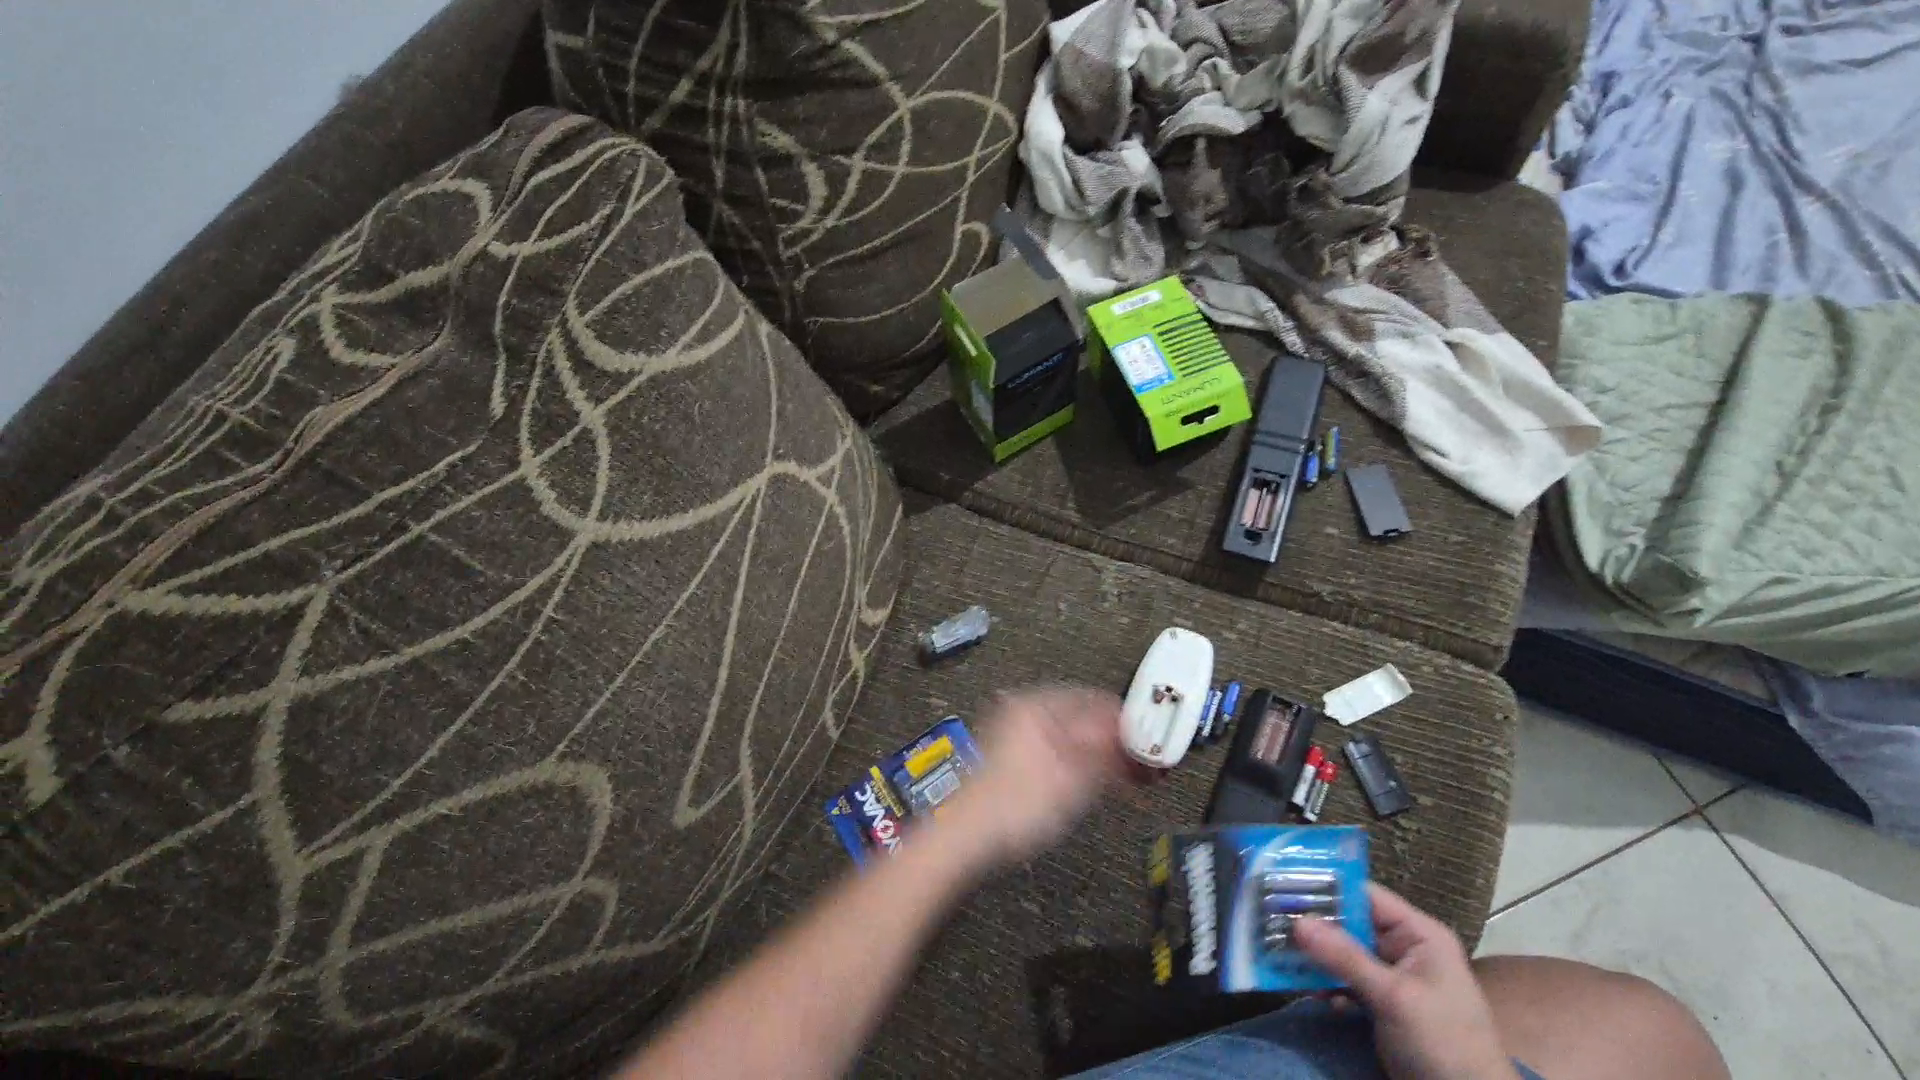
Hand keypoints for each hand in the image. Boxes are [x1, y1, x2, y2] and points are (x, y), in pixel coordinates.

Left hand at [935, 687, 1129, 865]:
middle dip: (1112, 741)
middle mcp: (1021, 712)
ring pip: (1068, 737)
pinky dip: (1077, 765)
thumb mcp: (1074, 776)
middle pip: (1081, 718)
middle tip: (1140, 762)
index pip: (1095, 699)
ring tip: (1123, 777)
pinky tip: (1092, 785)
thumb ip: (1108, 750)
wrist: (966, 835)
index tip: (1147, 740)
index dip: (1126, 722)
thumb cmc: (1011, 805)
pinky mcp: (1010, 760)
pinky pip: (1054, 753)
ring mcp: (1013, 735)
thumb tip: (1133, 733)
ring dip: (1097, 755)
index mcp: (1035, 704)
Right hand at [1293, 884, 1521, 1079]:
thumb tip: (1297, 921)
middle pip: (1349, 924)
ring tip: (1276, 953)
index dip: (1326, 888)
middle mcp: (1404, 949)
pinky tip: (1303, 990)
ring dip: (1314, 958)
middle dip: (1312, 926)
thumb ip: (1345, 958)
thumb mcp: (1394, 998)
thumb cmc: (1443, 1043)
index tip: (1282, 885)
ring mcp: (1392, 979)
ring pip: (1343, 955)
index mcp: (1418, 935)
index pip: (1365, 896)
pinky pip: (1345, 982)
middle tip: (1268, 920)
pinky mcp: (1381, 1006)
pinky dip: (1325, 985)